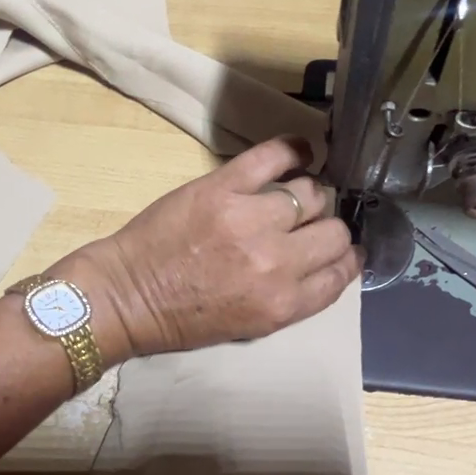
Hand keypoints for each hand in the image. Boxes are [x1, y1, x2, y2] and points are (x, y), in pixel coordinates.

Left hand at [56, 136, 361, 357]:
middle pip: (332, 229)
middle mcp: (277, 262)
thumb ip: (294, 296)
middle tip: (308, 225)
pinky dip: (294, 149)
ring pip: (311, 191)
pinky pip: (275, 155)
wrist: (130, 297)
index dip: (346, 257)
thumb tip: (324, 261)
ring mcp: (251, 220)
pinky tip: (300, 152)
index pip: (341, 271)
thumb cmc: (187, 318)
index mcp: (284, 303)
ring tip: (293, 195)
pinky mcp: (224, 187)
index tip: (341, 250)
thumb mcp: (253, 325)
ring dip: (307, 194)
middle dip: (326, 227)